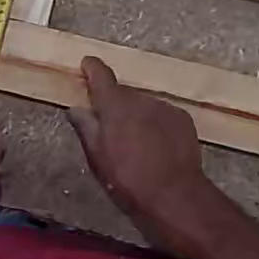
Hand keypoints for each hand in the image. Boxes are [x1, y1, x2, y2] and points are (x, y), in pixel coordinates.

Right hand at [67, 57, 218, 245]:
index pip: (101, 75)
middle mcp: (139, 98)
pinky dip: (157, 124)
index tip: (87, 64)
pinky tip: (158, 146)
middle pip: (123, 94)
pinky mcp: (182, 118)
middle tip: (112, 130)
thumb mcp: (97, 156)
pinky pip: (163, 114)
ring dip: (137, 116)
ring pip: (144, 105)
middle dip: (116, 106)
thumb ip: (86, 127)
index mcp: (114, 105)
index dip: (92, 68)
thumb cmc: (127, 177)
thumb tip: (75, 108)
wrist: (174, 194)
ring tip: (138, 142)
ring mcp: (163, 106)